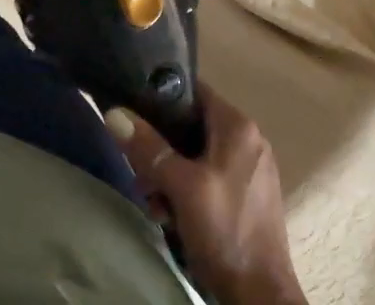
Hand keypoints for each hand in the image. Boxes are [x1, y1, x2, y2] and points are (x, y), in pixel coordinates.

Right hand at [105, 86, 305, 304]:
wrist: (260, 295)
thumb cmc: (225, 230)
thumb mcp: (181, 187)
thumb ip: (149, 148)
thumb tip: (114, 113)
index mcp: (239, 127)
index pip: (193, 91)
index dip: (161, 97)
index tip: (132, 111)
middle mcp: (248, 140)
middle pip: (189, 126)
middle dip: (160, 149)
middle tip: (141, 175)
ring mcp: (248, 170)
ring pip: (194, 155)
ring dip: (168, 175)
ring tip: (154, 202)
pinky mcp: (245, 196)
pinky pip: (206, 177)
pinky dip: (185, 191)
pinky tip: (171, 215)